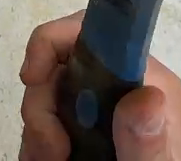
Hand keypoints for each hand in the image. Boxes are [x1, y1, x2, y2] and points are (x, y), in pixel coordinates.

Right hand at [18, 13, 180, 160]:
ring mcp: (108, 113)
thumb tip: (149, 96)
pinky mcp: (97, 136)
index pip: (92, 31)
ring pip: (53, 98)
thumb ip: (148, 140)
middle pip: (62, 67)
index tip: (30, 77)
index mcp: (146, 80)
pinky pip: (56, 124)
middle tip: (50, 151)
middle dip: (43, 103)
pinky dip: (41, 143)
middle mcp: (124, 87)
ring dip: (39, 129)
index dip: (51, 42)